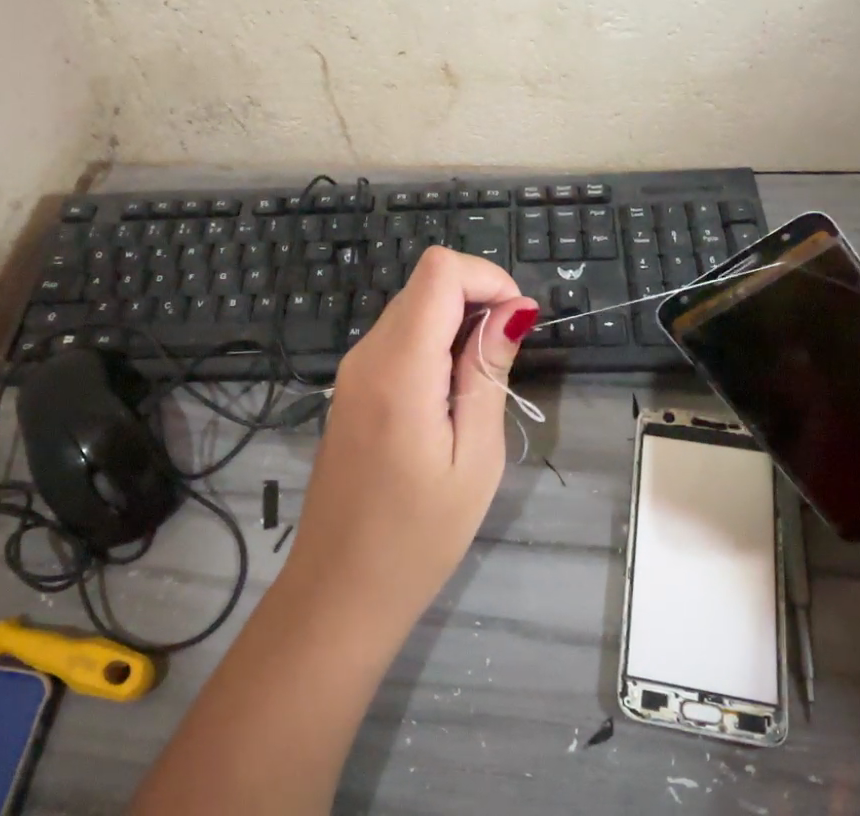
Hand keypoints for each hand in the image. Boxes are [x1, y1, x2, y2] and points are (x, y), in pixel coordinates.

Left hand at [289, 247, 539, 623]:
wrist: (341, 589)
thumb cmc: (419, 536)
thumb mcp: (475, 458)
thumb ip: (488, 373)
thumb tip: (513, 310)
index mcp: (399, 369)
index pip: (440, 271)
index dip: (488, 280)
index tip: (519, 325)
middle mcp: (366, 356)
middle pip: (425, 285)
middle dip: (476, 303)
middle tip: (505, 366)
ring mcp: (351, 372)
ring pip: (411, 310)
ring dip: (456, 328)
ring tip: (480, 393)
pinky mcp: (350, 391)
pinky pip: (396, 342)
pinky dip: (432, 349)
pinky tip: (449, 403)